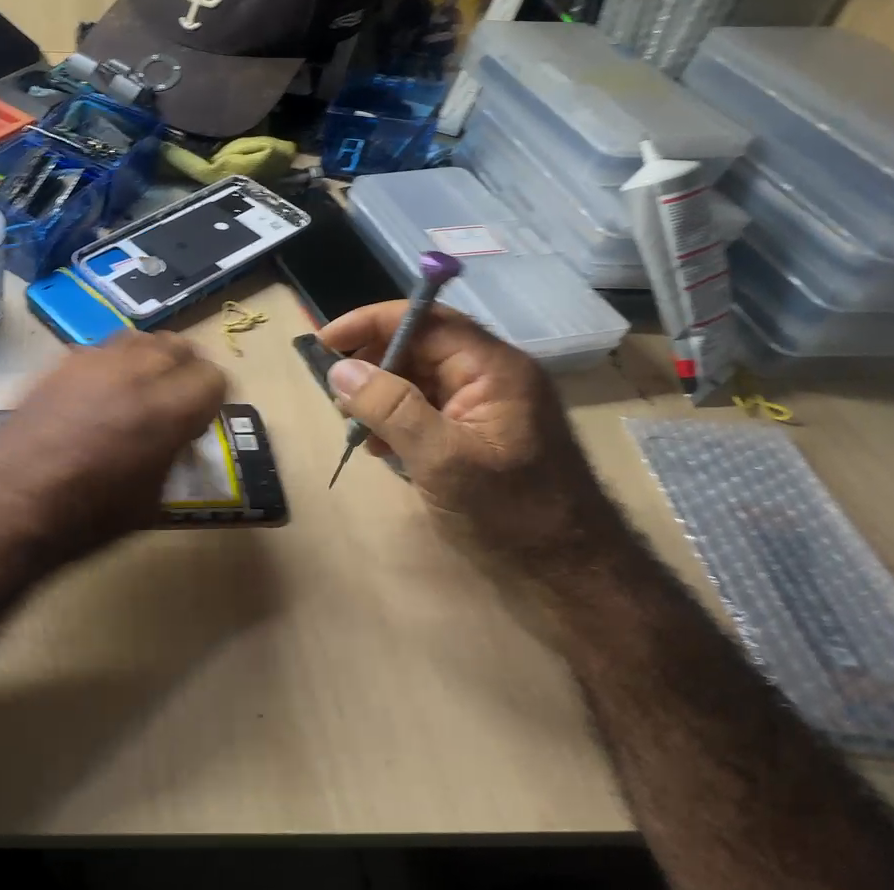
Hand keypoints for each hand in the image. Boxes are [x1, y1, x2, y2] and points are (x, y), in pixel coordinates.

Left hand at [0, 333, 227, 568]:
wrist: (10, 503)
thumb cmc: (85, 518)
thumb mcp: (150, 500)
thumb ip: (173, 456)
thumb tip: (177, 440)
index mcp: (167, 410)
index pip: (213, 378)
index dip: (211, 400)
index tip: (202, 418)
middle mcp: (135, 373)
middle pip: (178, 347)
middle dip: (185, 372)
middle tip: (177, 399)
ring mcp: (93, 362)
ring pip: (139, 338)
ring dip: (149, 359)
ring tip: (141, 388)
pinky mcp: (59, 363)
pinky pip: (100, 349)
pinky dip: (112, 364)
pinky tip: (100, 392)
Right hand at [321, 302, 618, 586]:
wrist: (569, 573)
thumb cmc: (510, 513)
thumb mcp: (441, 459)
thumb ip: (391, 408)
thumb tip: (341, 370)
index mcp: (494, 369)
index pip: (426, 321)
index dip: (371, 322)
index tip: (324, 341)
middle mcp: (492, 377)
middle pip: (421, 346)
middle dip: (373, 364)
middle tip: (336, 395)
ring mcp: (488, 407)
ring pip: (421, 379)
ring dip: (381, 396)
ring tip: (354, 427)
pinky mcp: (481, 435)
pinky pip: (430, 409)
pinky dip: (398, 420)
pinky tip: (380, 448)